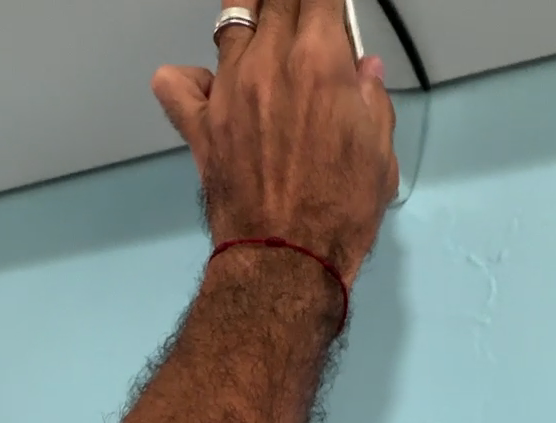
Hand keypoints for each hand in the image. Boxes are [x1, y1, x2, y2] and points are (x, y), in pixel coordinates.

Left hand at [152, 0, 398, 280]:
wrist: (287, 263)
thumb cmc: (340, 215)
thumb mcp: (380, 158)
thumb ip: (372, 103)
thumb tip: (363, 74)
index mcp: (320, 60)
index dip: (325, 3)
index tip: (329, 16)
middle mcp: (269, 61)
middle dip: (292, 6)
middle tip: (300, 24)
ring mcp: (227, 92)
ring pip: (230, 23)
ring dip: (250, 25)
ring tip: (262, 45)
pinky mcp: (199, 127)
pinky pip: (174, 83)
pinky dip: (188, 79)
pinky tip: (209, 91)